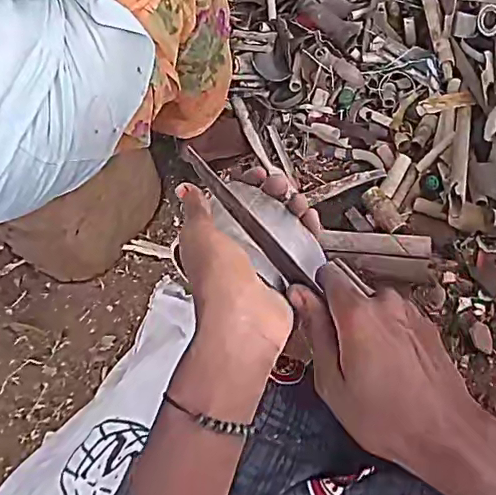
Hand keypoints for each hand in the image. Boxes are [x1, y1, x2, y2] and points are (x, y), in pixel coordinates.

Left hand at [171, 169, 317, 420]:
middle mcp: (242, 252)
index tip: (257, 175)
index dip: (248, 185)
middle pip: (264, 211)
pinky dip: (308, 231)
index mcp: (218, 239)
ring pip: (285, 226)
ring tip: (297, 201)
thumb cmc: (217, 283)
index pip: (235, 202)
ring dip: (293, 208)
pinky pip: (302, 247)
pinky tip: (308, 220)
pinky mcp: (287, 275)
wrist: (242, 319)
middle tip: (280, 185)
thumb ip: (196, 209)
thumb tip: (187, 191)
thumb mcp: (198, 235)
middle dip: (274, 193)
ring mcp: (266, 264)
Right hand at [291, 265, 495, 484]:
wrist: (446, 433)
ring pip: (375, 309)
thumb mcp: (332, 382)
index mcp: (357, 313)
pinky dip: (390, 338)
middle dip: (343, 319)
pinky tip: (393, 372)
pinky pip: (396, 321)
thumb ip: (315, 331)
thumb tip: (301, 298)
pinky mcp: (426, 325)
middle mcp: (386, 303)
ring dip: (369, 330)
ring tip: (372, 371)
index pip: (327, 275)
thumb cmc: (389, 418)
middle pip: (352, 295)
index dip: (316, 293)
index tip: (313, 313)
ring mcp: (410, 312)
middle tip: (343, 359)